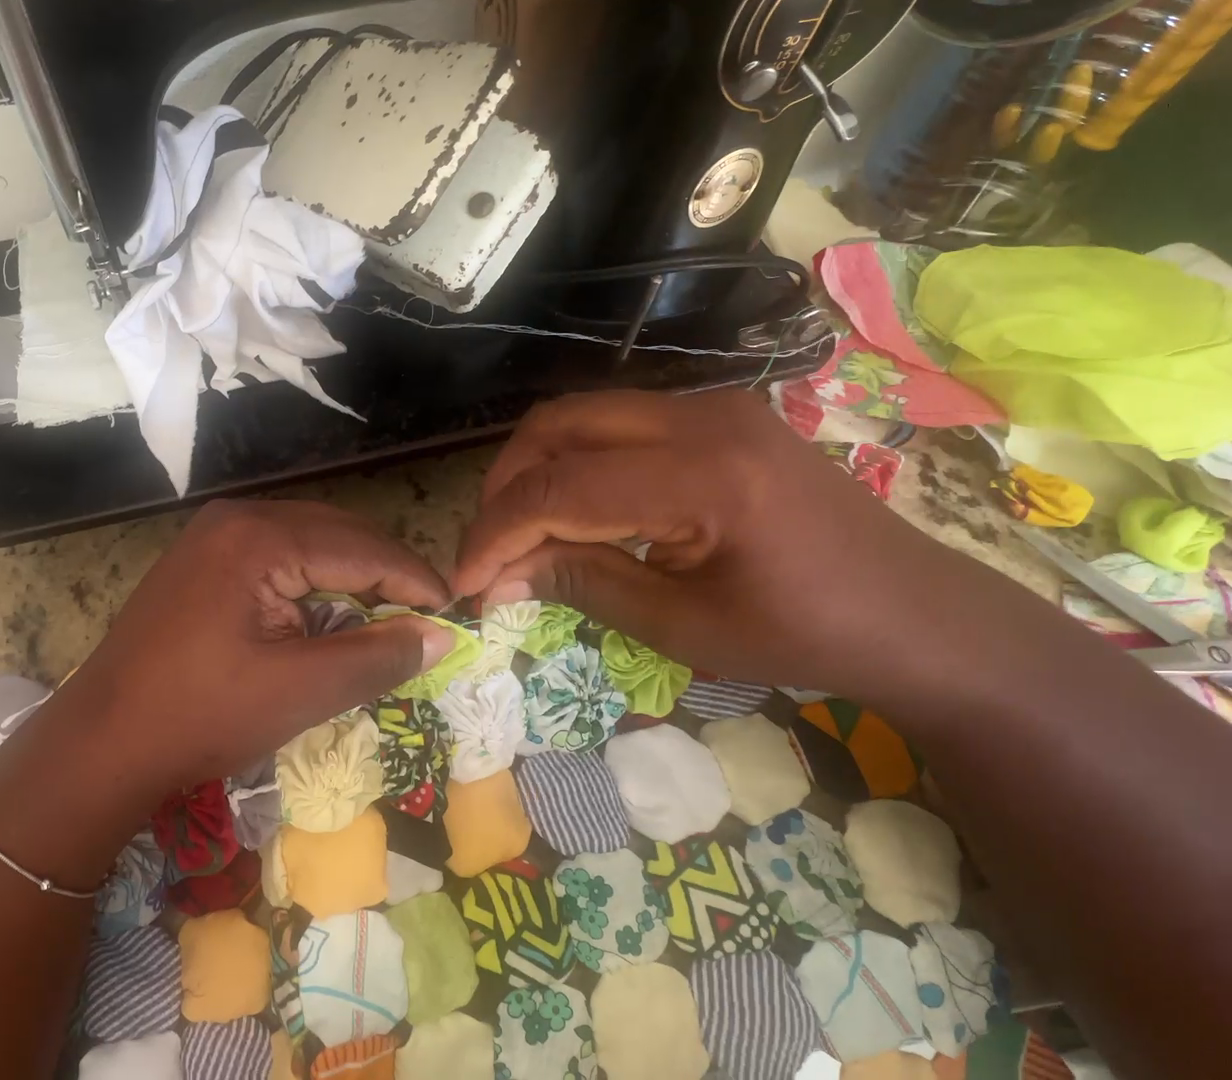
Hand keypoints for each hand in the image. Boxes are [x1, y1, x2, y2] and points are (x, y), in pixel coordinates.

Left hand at [9, 499, 451, 801]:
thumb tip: (439, 636)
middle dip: (384, 573)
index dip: (415, 580)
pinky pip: (272, 556)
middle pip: (334, 533)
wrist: (101, 743)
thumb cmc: (201, 716)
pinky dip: (307, 582)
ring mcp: (209, 537)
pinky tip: (323, 615)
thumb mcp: (301, 690)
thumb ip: (377, 656)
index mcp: (259, 537)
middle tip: (424, 618)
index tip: (455, 613)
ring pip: (304, 542)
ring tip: (383, 619)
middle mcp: (234, 519)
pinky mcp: (196, 562)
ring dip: (347, 577)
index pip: (362, 547)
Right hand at [449, 390, 1027, 704]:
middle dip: (504, 490)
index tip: (464, 585)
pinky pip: (617, 424)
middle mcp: (703, 417)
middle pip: (557, 426)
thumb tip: (495, 579)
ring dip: (534, 472)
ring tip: (518, 537)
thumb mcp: (683, 626)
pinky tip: (571, 513)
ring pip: (581, 417)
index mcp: (702, 475)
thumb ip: (582, 584)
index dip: (496, 535)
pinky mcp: (718, 417)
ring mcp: (713, 407)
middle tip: (487, 554)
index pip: (558, 488)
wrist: (917, 615)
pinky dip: (575, 464)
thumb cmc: (805, 635)